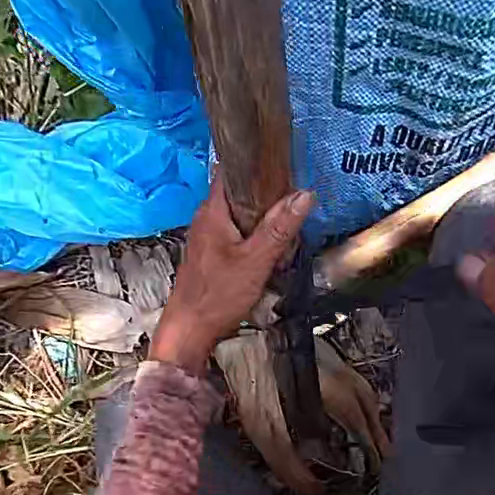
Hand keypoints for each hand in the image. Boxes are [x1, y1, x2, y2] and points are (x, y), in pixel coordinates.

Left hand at [149, 179, 314, 373]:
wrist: (190, 331)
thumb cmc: (217, 295)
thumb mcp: (256, 261)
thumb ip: (280, 228)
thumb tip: (304, 195)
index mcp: (213, 211)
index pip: (231, 170)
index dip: (256, 163)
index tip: (282, 164)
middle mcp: (206, 219)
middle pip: (239, 194)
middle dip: (266, 196)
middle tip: (294, 201)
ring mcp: (206, 237)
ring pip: (239, 216)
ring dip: (261, 220)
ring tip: (287, 226)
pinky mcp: (210, 254)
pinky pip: (235, 235)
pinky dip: (253, 238)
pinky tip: (269, 250)